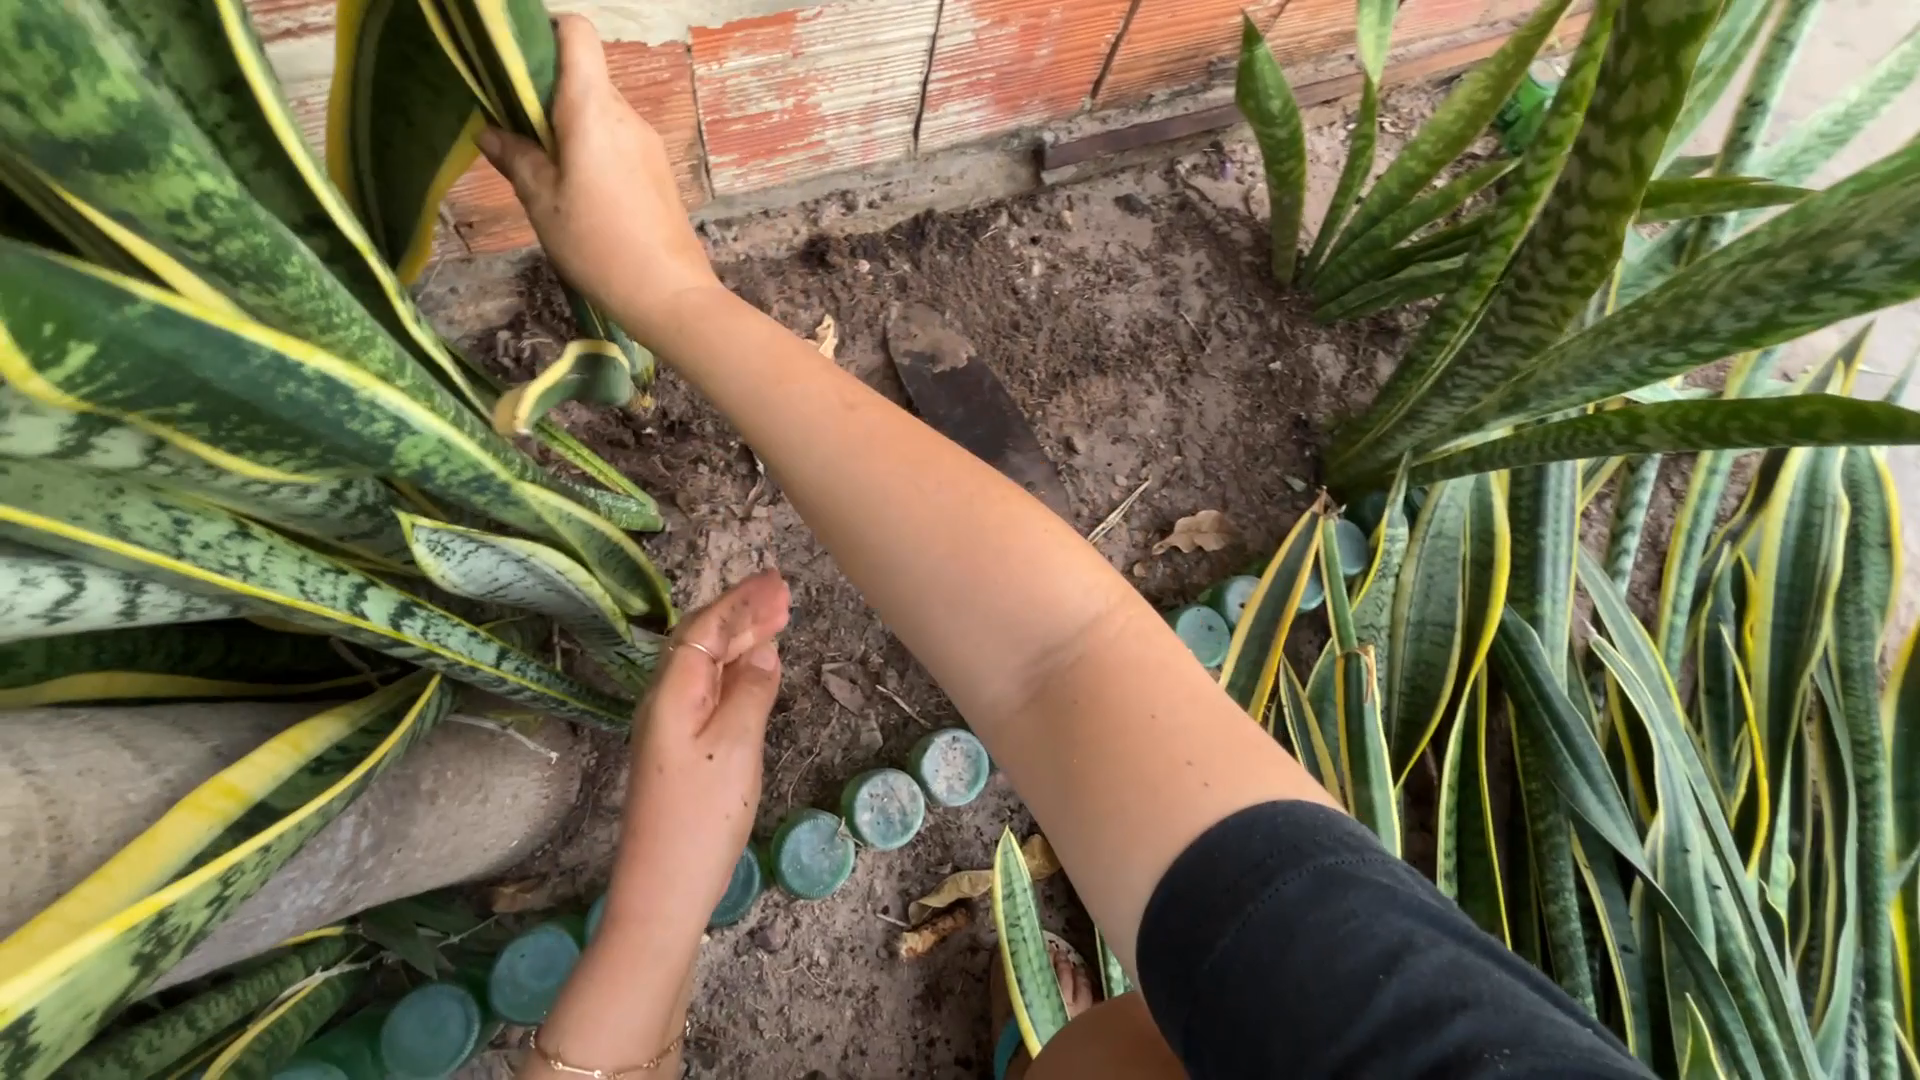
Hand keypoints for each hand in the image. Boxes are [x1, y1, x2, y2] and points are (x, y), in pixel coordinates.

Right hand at [475, 14, 720, 342]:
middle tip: (519, 133)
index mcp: (594, 109)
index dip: (545, 33)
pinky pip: (620, 143)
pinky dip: (596, 151)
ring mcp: (649, 146)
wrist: (672, 297)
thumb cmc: (601, 248)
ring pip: (602, 113)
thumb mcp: (543, 204)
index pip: (576, 33)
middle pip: (585, 76)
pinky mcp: (661, 174)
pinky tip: (583, 193)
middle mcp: (628, 117)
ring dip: (571, 128)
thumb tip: (494, 132)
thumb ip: (517, 158)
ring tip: (549, 173)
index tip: (515, 68)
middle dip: (548, 93)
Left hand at [605, 570, 790, 934]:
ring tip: (778, 619)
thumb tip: (764, 652)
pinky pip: (711, 691)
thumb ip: (751, 692)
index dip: (741, 602)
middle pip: (704, 642)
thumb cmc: (702, 815)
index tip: (776, 580)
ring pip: (709, 666)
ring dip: (742, 639)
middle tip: (784, 593)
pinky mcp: (683, 749)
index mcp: (672, 693)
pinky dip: (737, 671)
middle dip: (743, 614)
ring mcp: (673, 726)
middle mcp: (666, 701)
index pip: (706, 629)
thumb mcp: (736, 745)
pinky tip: (757, 668)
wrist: (665, 889)